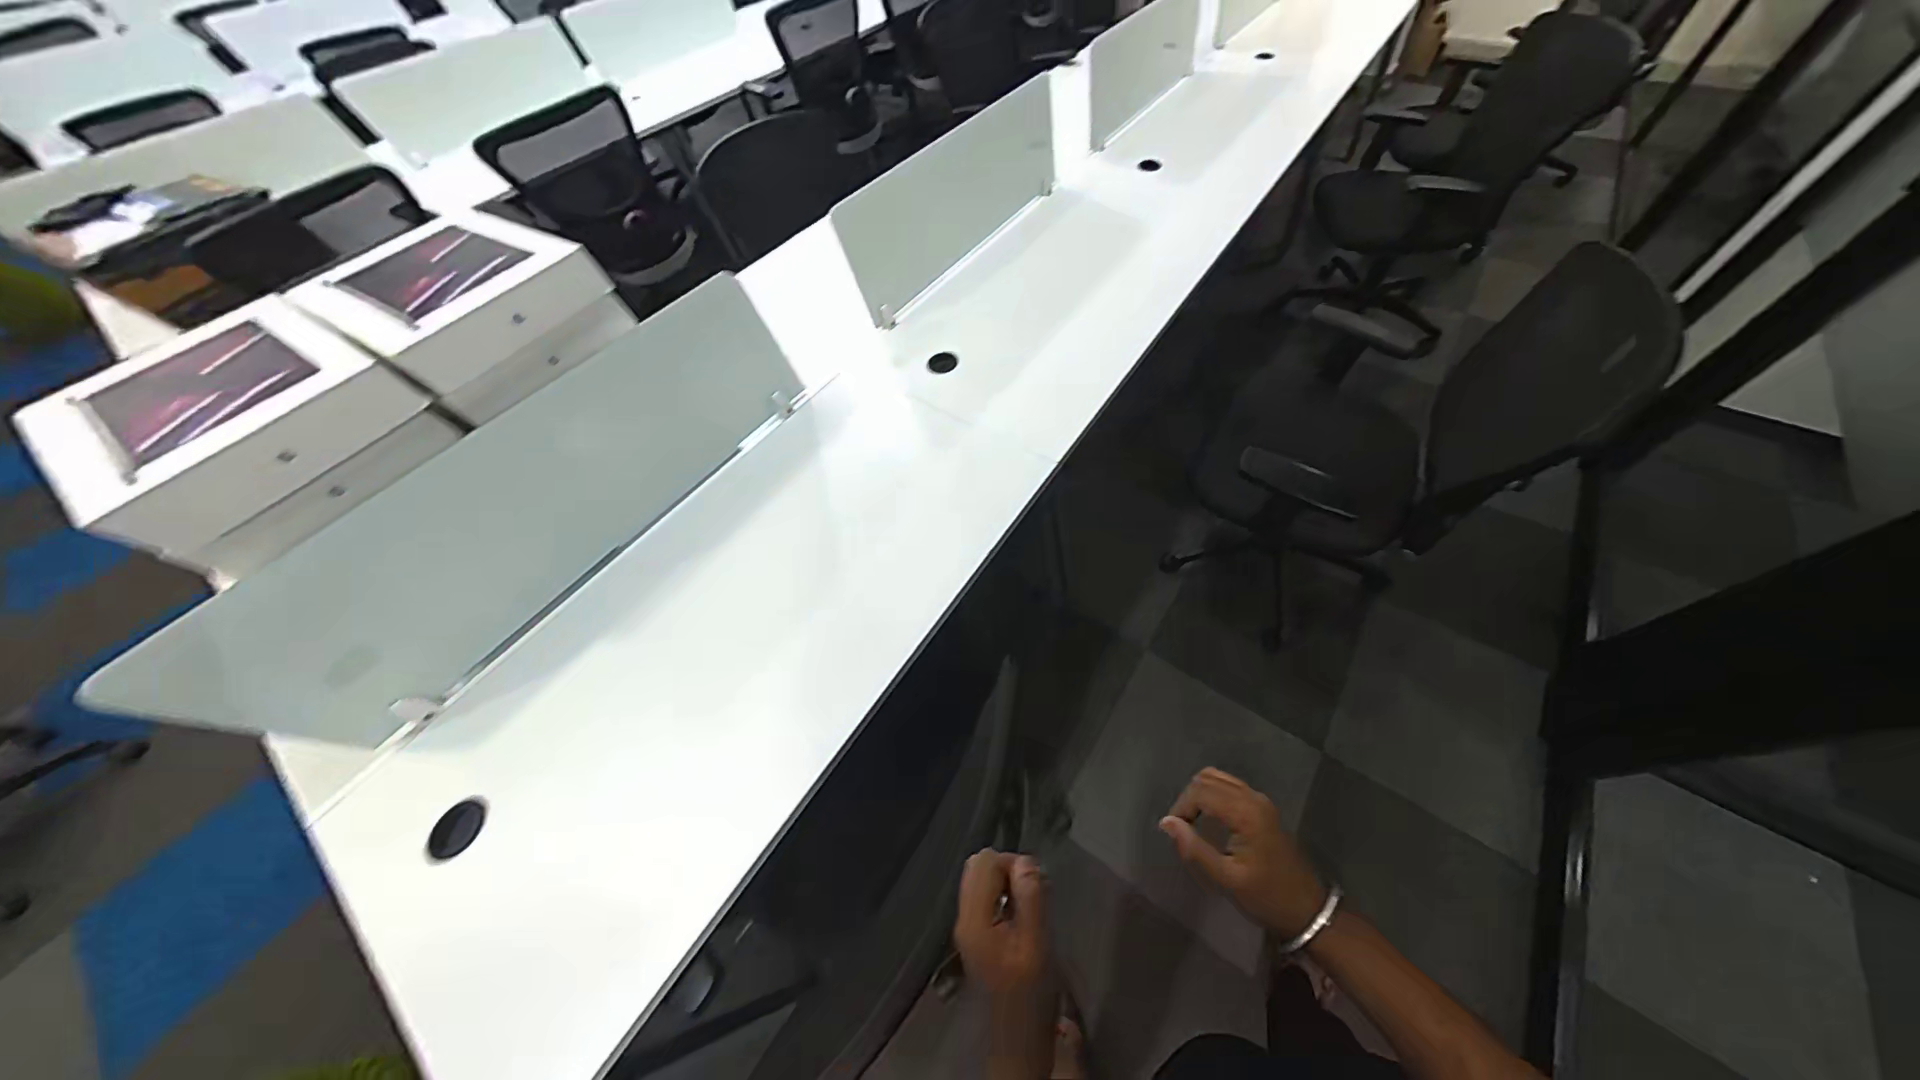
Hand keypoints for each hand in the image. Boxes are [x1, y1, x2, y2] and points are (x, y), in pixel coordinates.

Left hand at [954, 849, 1051, 997]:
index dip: (1012, 863)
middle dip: (1007, 870)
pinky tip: (1021, 918)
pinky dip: (1003, 897)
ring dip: (1006, 883)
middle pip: (978, 867)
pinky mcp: (975, 936)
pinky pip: (985, 898)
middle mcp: (963, 917)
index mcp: (973, 918)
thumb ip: (1031, 900)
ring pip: (980, 880)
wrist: (1016, 1042)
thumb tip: (1025, 861)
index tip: (1036, 885)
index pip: (984, 861)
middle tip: (1033, 894)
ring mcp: (967, 927)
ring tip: (1030, 907)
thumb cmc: (1030, 996)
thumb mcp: (1036, 946)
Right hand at [1160, 767, 1326, 935]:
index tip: (1175, 832)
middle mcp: (1253, 798)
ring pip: (1217, 778)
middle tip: (1181, 828)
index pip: (1200, 791)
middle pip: (1207, 779)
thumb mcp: (1226, 879)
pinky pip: (1229, 786)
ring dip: (1199, 794)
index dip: (1181, 807)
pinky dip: (1212, 794)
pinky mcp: (1262, 807)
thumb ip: (1194, 848)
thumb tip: (1167, 823)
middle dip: (1188, 799)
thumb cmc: (1267, 897)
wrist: (1308, 911)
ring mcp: (1260, 800)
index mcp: (1246, 813)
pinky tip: (1209, 817)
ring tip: (1192, 822)